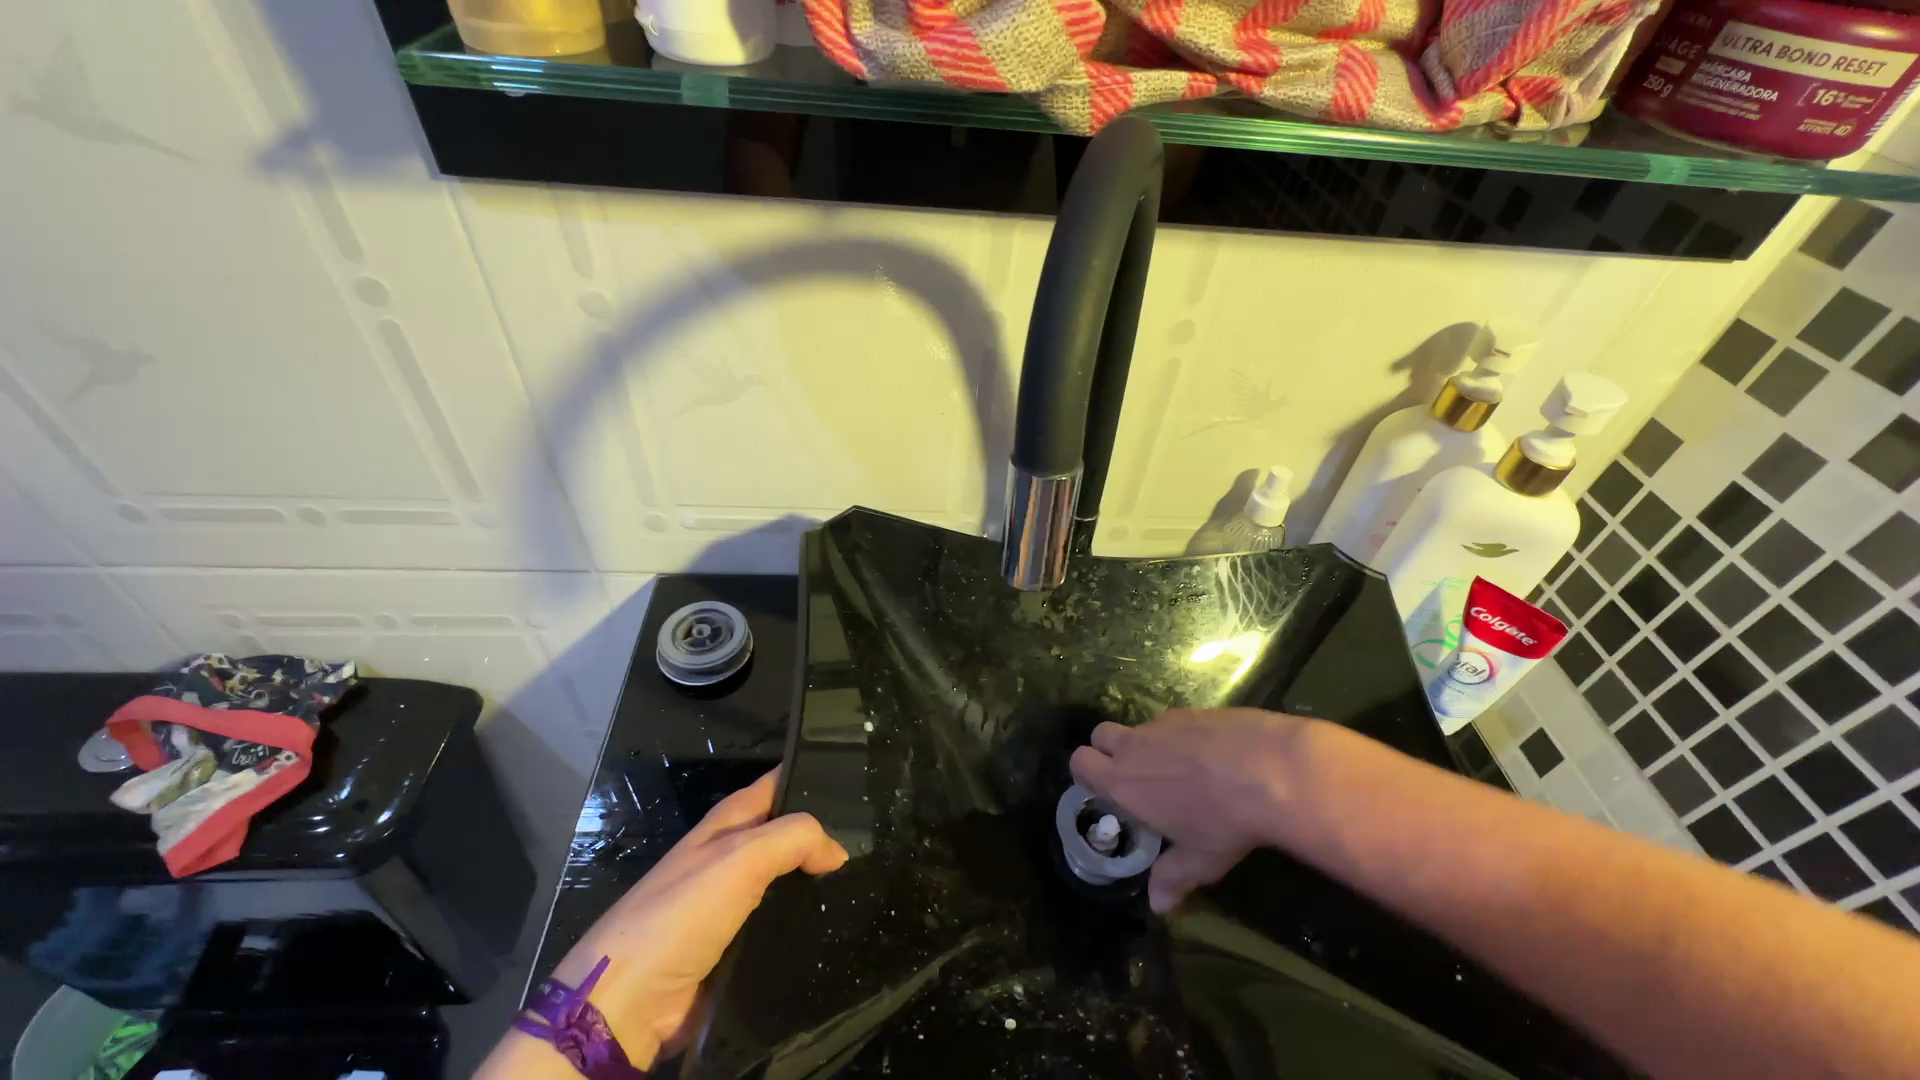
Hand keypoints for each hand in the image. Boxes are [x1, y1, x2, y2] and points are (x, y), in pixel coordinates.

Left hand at [483, 768, 847, 1075]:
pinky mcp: (738, 948)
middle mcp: (731, 857)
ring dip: (819, 886)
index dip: (811, 780)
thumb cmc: (682, 913)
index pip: (777, 786)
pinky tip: (838, 928)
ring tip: (868, 886)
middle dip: (826, 838)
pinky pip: (782, 928)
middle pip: (788, 837)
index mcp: (726, 823)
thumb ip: (795, 838)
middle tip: (875, 843)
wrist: (631, 1001)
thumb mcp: (741, 856)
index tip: (858, 784)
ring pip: (789, 884)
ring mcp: (734, 904)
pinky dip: (806, 926)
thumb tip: (836, 852)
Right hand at [1069, 707, 1310, 913]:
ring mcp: (1165, 723)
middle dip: (1108, 750)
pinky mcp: (1195, 710)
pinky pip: (1176, 722)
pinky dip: (1184, 736)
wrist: (1272, 769)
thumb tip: (1158, 906)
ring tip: (1183, 770)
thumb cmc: (1225, 821)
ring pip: (1141, 728)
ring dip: (1149, 745)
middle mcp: (1135, 746)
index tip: (1105, 791)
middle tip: (1135, 777)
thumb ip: (1172, 879)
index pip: (1080, 762)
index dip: (1087, 774)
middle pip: (1099, 734)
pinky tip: (1214, 756)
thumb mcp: (1200, 860)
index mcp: (1123, 781)